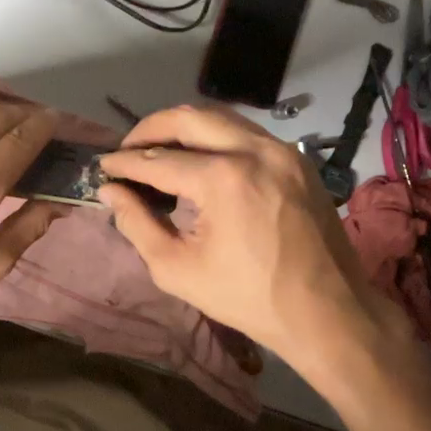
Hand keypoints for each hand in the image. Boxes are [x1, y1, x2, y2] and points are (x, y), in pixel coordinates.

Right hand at [96, 106, 407, 391]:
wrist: (329, 312)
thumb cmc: (247, 298)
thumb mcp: (177, 269)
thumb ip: (136, 223)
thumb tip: (110, 190)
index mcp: (222, 179)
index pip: (158, 159)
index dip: (124, 163)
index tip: (102, 167)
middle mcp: (253, 151)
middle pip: (188, 118)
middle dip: (150, 129)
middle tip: (127, 150)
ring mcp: (281, 150)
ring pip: (220, 118)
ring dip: (183, 128)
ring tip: (159, 150)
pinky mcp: (297, 159)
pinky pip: (246, 132)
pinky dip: (215, 137)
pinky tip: (199, 161)